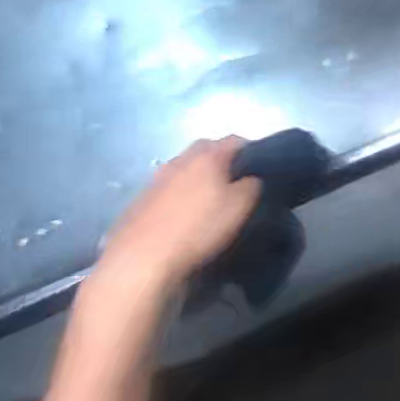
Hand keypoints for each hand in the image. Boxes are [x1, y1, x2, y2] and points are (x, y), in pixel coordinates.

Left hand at [95, 137, 262, 296]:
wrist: (141, 260)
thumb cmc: (199, 228)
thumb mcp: (242, 205)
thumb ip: (252, 184)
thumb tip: (250, 179)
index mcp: (206, 157)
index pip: (235, 140)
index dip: (252, 150)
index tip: (261, 168)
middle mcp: (178, 161)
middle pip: (205, 150)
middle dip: (222, 160)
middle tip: (236, 182)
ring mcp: (154, 180)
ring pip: (184, 169)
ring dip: (198, 178)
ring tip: (210, 200)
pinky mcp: (138, 201)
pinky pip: (167, 189)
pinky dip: (179, 195)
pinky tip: (184, 216)